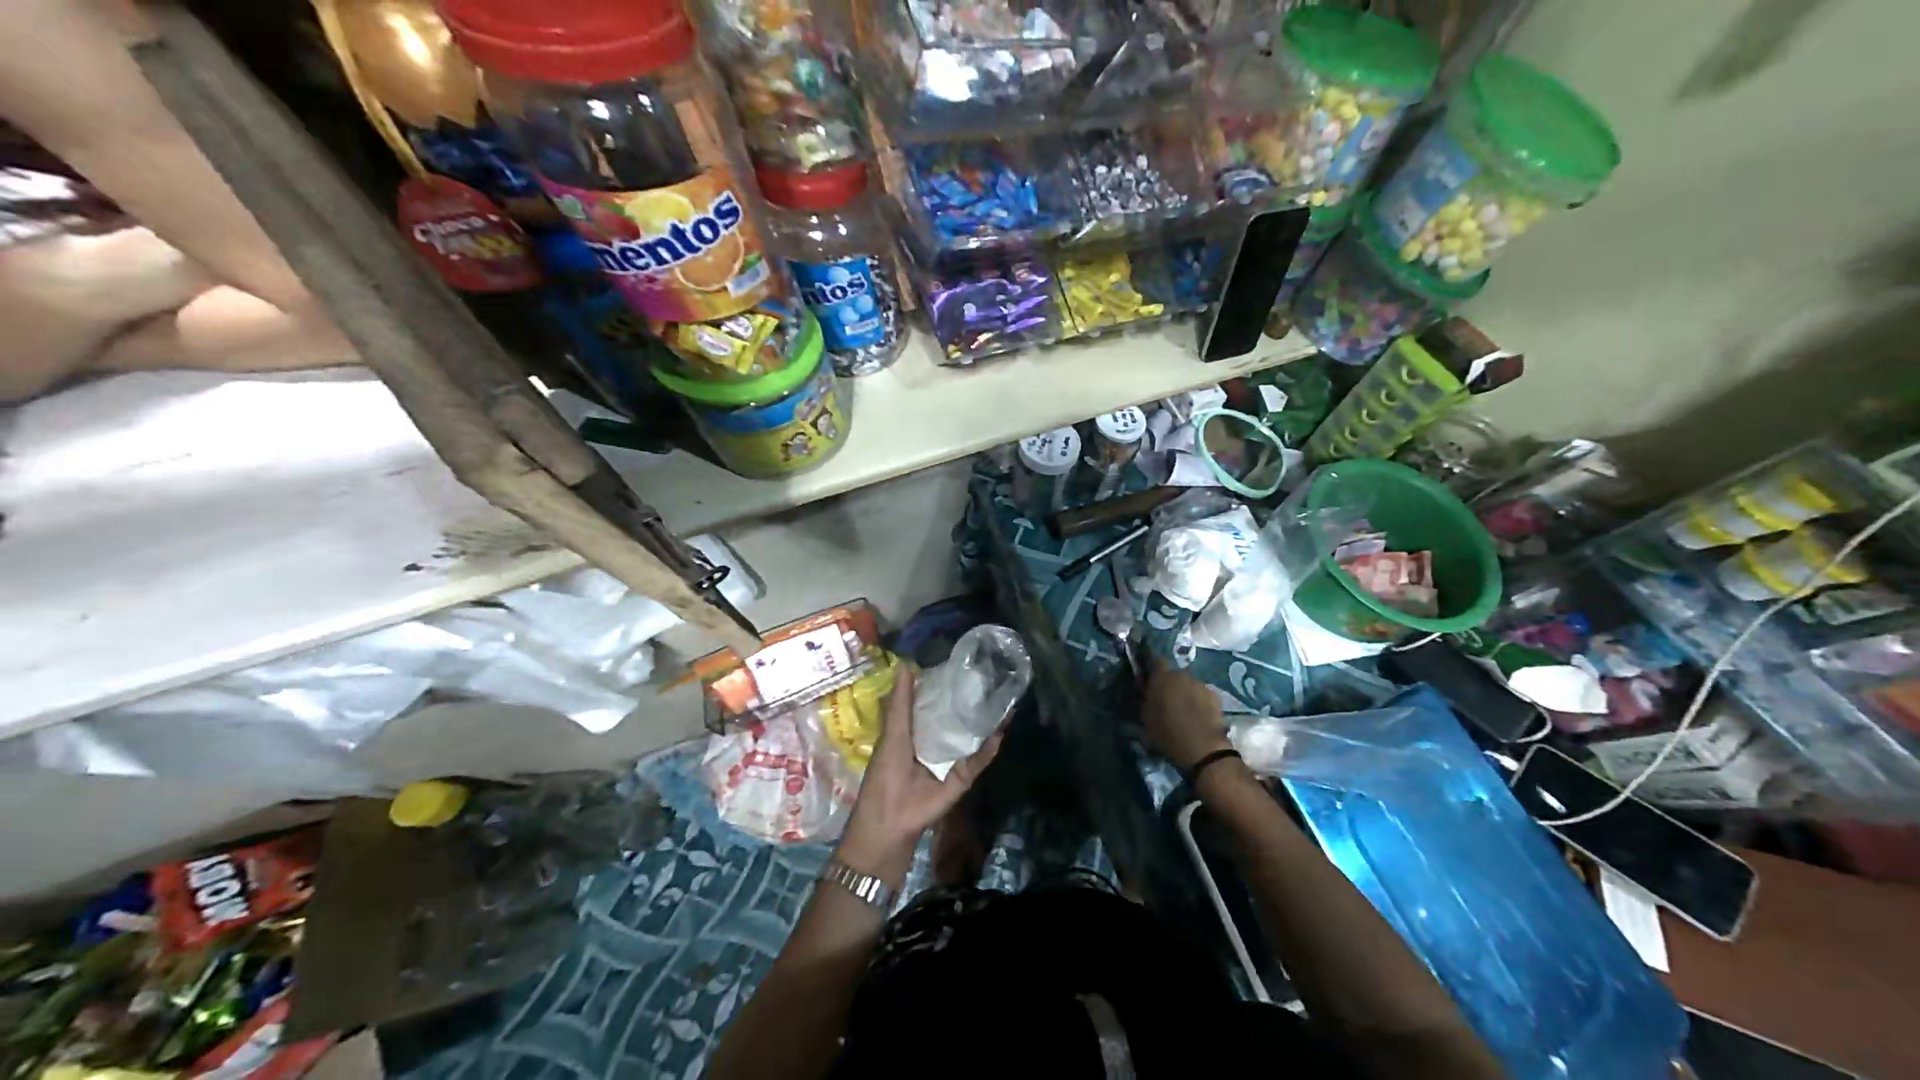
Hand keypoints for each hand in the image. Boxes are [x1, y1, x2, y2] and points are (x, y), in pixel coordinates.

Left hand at [838, 668, 1001, 877]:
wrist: (889, 823)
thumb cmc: (885, 775)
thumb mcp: (893, 734)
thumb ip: (900, 704)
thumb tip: (905, 666)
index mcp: (913, 732)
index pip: (930, 703)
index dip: (942, 685)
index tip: (957, 663)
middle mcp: (934, 744)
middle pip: (954, 719)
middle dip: (968, 702)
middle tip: (987, 677)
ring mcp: (951, 762)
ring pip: (970, 737)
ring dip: (985, 721)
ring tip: (1002, 699)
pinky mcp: (961, 779)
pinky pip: (977, 761)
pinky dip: (989, 747)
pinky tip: (1000, 729)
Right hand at [1142, 656, 1231, 770]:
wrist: (1200, 747)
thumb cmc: (1166, 732)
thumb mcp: (1146, 717)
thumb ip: (1146, 699)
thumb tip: (1146, 691)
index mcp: (1162, 678)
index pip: (1157, 662)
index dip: (1156, 671)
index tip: (1153, 682)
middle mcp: (1182, 675)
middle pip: (1175, 675)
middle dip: (1172, 684)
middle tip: (1169, 701)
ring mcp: (1200, 684)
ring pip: (1190, 685)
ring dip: (1187, 693)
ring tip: (1187, 711)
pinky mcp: (1215, 695)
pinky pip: (1203, 694)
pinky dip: (1201, 701)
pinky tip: (1200, 716)